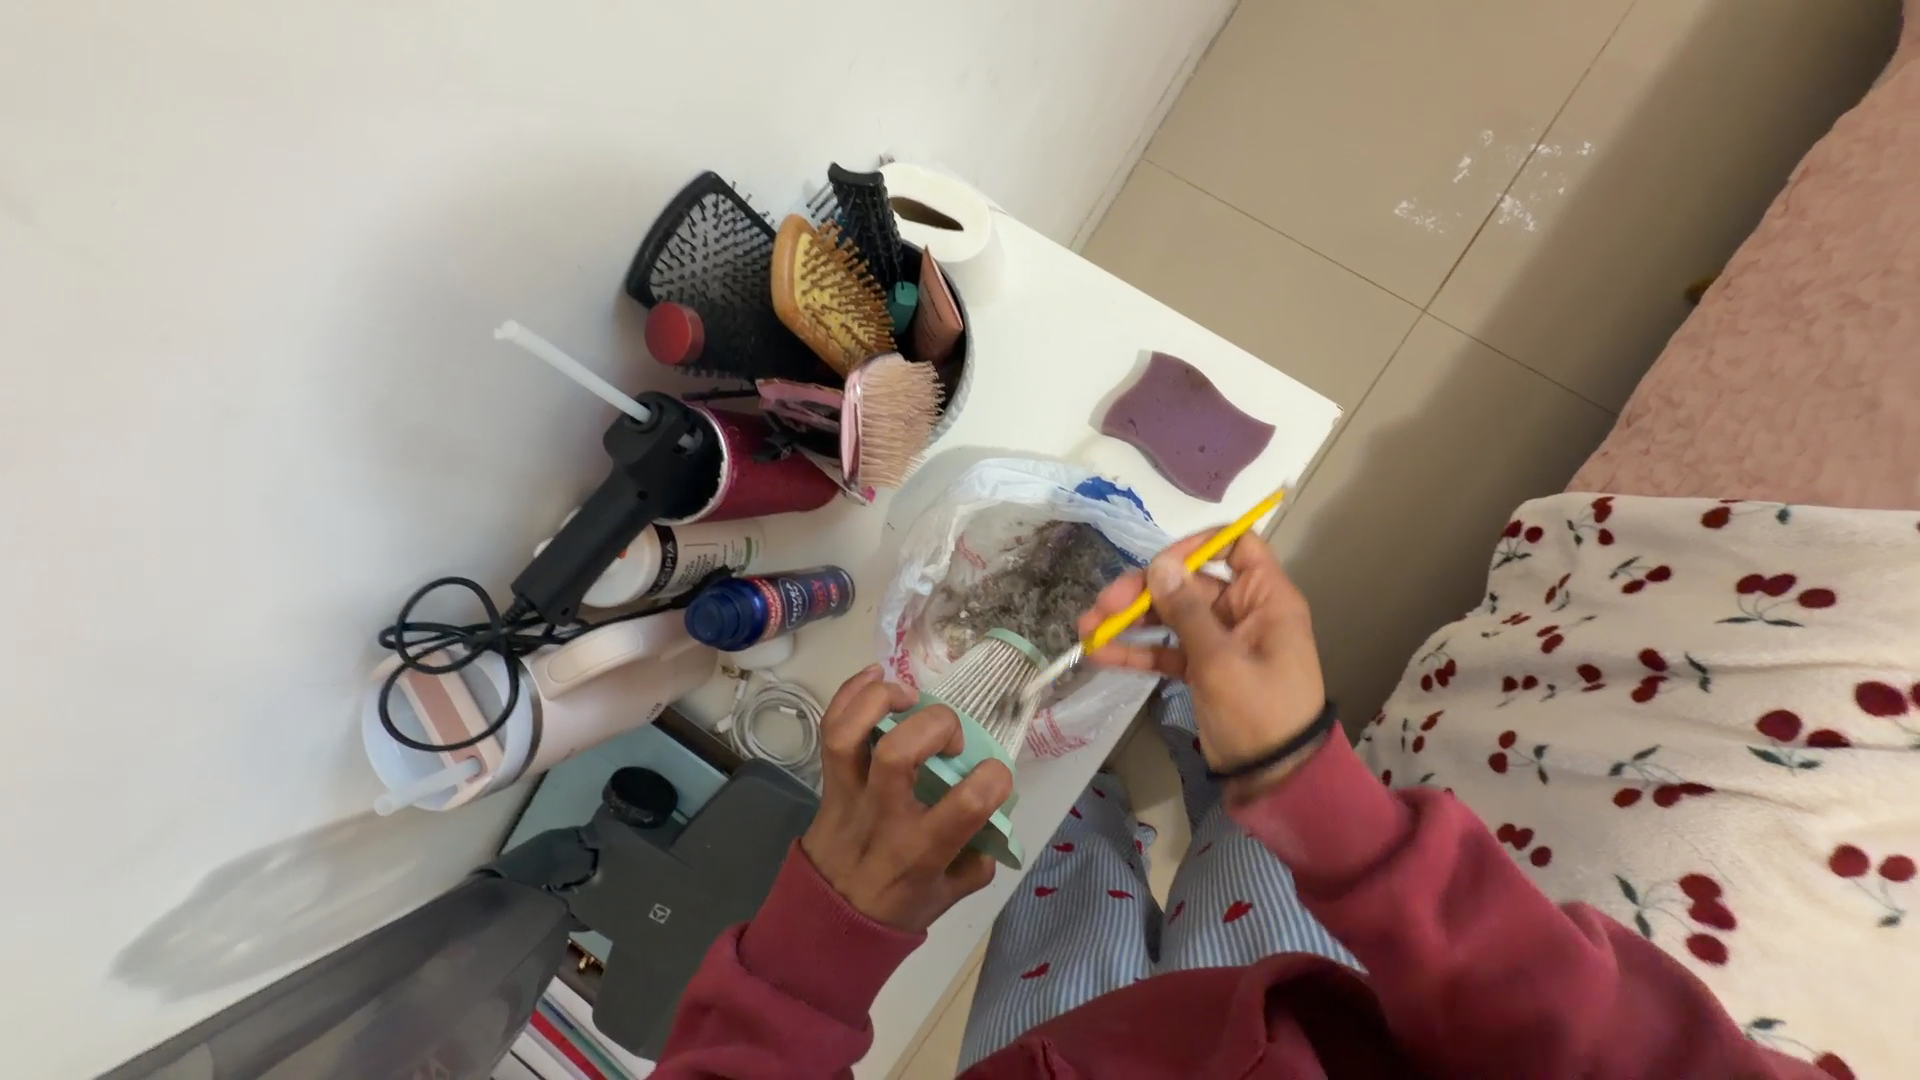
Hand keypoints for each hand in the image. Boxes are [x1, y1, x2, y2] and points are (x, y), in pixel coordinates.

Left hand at [802, 665, 1013, 933]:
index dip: (994, 778)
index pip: (966, 804)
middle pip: (899, 753)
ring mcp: (849, 794)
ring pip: (850, 733)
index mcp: (921, 850)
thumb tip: (992, 824)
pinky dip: (850, 693)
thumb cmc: (894, 907)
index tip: (994, 776)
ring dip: (882, 699)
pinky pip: (830, 728)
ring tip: (910, 695)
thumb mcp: (946, 899)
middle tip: (949, 739)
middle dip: (937, 727)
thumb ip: (976, 864)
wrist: (825, 922)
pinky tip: (877, 677)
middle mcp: (883, 816)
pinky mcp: (828, 781)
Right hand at [1080, 528, 1326, 789]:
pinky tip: (1101, 654)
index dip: (1197, 547)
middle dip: (1143, 593)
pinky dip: (1136, 652)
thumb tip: (1159, 564)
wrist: (1275, 780)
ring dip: (1130, 621)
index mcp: (1264, 599)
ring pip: (1170, 617)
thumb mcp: (1221, 660)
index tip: (1159, 563)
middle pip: (1188, 584)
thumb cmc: (1260, 712)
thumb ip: (1187, 611)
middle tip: (1103, 606)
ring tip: (1087, 629)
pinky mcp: (1202, 669)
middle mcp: (1242, 613)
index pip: (1236, 547)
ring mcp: (1219, 642)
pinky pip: (1166, 650)